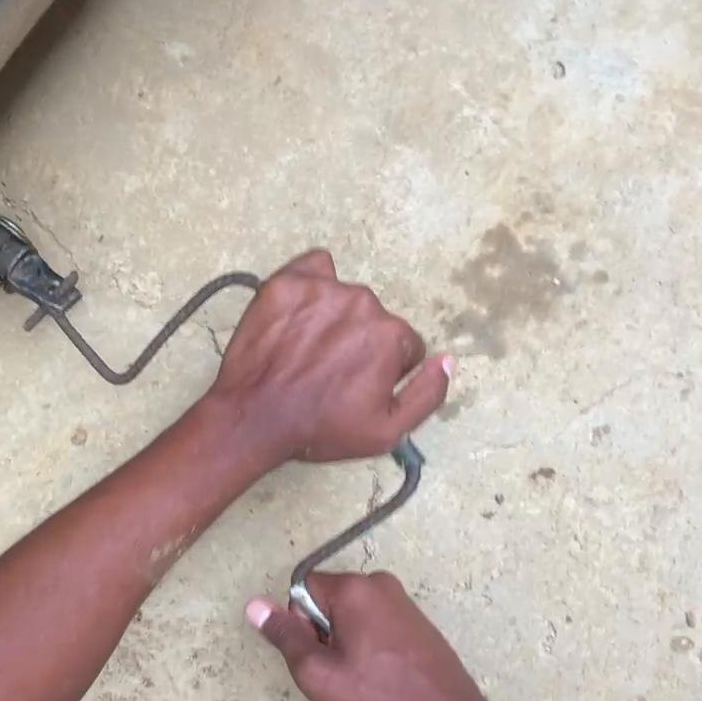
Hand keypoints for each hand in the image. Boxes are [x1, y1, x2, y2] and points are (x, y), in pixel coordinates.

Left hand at [208, 250, 450, 463]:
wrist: (253, 419)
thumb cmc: (318, 428)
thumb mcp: (387, 432)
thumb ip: (429, 394)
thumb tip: (448, 360)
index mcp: (391, 335)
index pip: (402, 345)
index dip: (381, 369)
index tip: (353, 385)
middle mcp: (362, 303)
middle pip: (371, 319)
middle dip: (355, 342)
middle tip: (324, 371)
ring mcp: (321, 289)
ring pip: (342, 297)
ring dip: (330, 318)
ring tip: (304, 350)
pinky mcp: (285, 284)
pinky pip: (311, 268)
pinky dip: (308, 286)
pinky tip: (295, 315)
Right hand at [247, 572, 509, 700]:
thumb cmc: (377, 696)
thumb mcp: (316, 671)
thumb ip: (283, 634)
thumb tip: (254, 605)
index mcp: (354, 588)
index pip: (302, 589)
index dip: (301, 625)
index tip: (320, 655)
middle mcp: (380, 585)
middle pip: (329, 601)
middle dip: (325, 633)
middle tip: (340, 672)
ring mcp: (404, 604)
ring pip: (353, 616)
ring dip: (348, 643)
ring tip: (364, 680)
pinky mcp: (420, 625)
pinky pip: (378, 626)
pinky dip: (372, 648)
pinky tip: (384, 680)